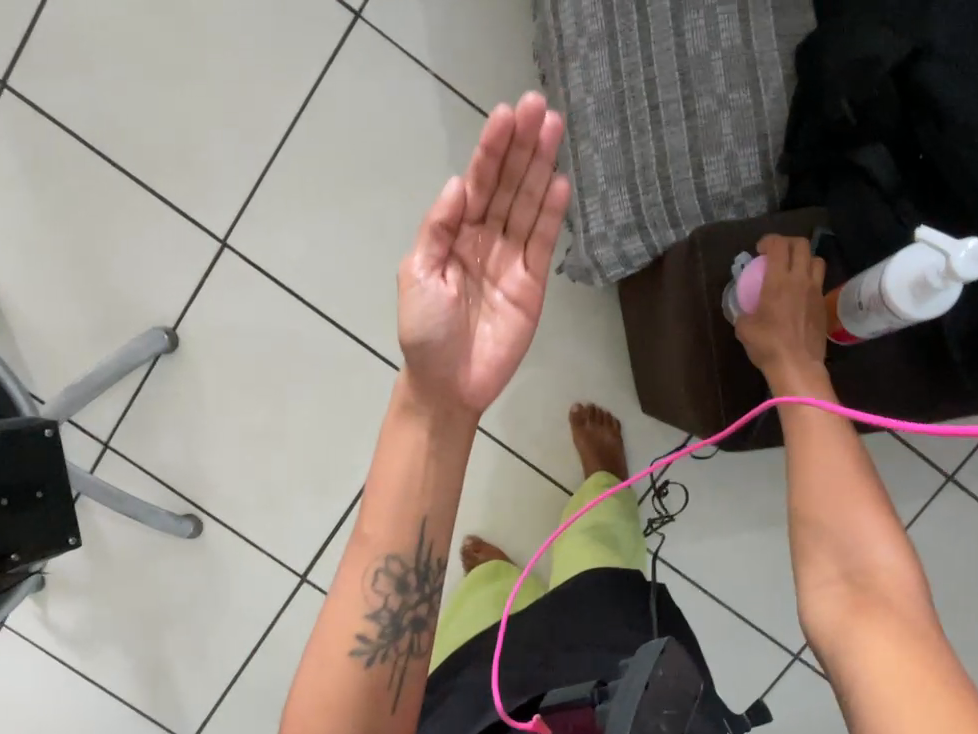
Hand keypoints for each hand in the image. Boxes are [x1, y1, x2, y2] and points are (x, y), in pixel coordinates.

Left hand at [397, 91, 570, 418]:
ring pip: (527, 207)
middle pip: (506, 186)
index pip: (476, 184)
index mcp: (453, 234)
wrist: (447, 384)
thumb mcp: (417, 274)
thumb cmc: (424, 332)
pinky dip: (552, 215)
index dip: (491, 150)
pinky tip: (560, 183)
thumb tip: (458, 183)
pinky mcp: (533, 285)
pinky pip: (544, 244)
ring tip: (554, 128)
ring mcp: (511, 261)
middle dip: (520, 147)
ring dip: (540, 169)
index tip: (505, 113)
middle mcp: (484, 239)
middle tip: (537, 106)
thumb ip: (438, 229)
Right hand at [735, 234, 827, 382]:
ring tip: (793, 270)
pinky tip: (800, 294)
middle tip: (777, 253)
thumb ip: (744, 313)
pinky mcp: (823, 305)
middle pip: (802, 245)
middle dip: (788, 243)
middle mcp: (800, 280)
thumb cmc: (767, 345)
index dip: (769, 240)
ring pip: (817, 260)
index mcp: (778, 281)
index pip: (779, 245)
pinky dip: (810, 280)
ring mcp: (815, 291)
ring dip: (804, 259)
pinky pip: (819, 282)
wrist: (796, 365)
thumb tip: (745, 311)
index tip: (760, 249)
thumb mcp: (744, 328)